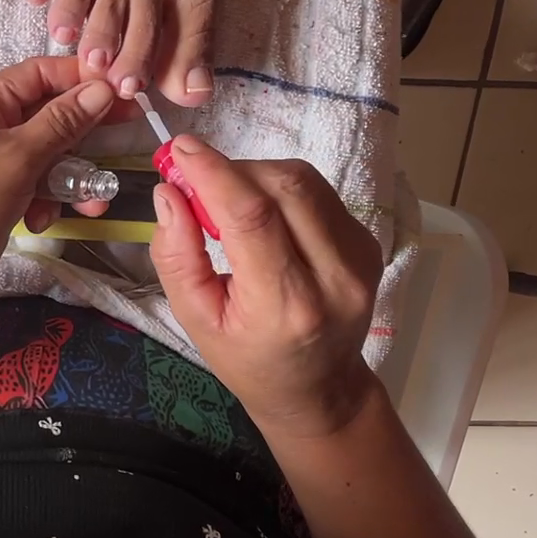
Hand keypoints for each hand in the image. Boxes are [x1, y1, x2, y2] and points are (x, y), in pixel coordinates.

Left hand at [0, 57, 121, 303]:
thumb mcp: (19, 156)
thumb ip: (63, 121)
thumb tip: (102, 89)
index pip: (40, 73)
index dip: (82, 77)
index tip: (124, 87)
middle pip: (50, 112)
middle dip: (84, 132)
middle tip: (128, 130)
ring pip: (51, 153)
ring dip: (71, 177)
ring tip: (91, 202)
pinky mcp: (4, 191)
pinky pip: (39, 183)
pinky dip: (48, 200)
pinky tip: (41, 221)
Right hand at [149, 135, 385, 438]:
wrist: (319, 388)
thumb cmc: (245, 358)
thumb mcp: (194, 318)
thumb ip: (176, 255)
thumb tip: (168, 193)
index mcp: (286, 305)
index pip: (252, 218)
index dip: (214, 173)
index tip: (180, 149)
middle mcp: (334, 276)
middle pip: (284, 187)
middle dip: (230, 168)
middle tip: (192, 174)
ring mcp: (360, 257)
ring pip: (303, 181)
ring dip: (253, 173)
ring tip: (222, 196)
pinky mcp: (368, 242)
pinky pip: (317, 192)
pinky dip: (277, 186)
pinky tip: (257, 210)